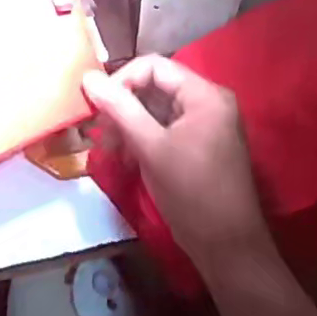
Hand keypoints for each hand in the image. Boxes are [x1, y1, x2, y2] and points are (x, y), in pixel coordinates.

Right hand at [83, 56, 268, 269]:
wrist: (229, 250)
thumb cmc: (192, 193)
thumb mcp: (151, 147)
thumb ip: (119, 108)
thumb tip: (87, 77)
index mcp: (205, 94)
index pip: (154, 66)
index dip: (121, 80)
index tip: (98, 106)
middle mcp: (208, 101)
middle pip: (154, 85)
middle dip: (123, 106)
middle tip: (100, 131)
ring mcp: (205, 123)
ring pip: (155, 108)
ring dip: (128, 124)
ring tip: (109, 149)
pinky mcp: (199, 143)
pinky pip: (164, 126)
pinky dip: (142, 137)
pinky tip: (125, 158)